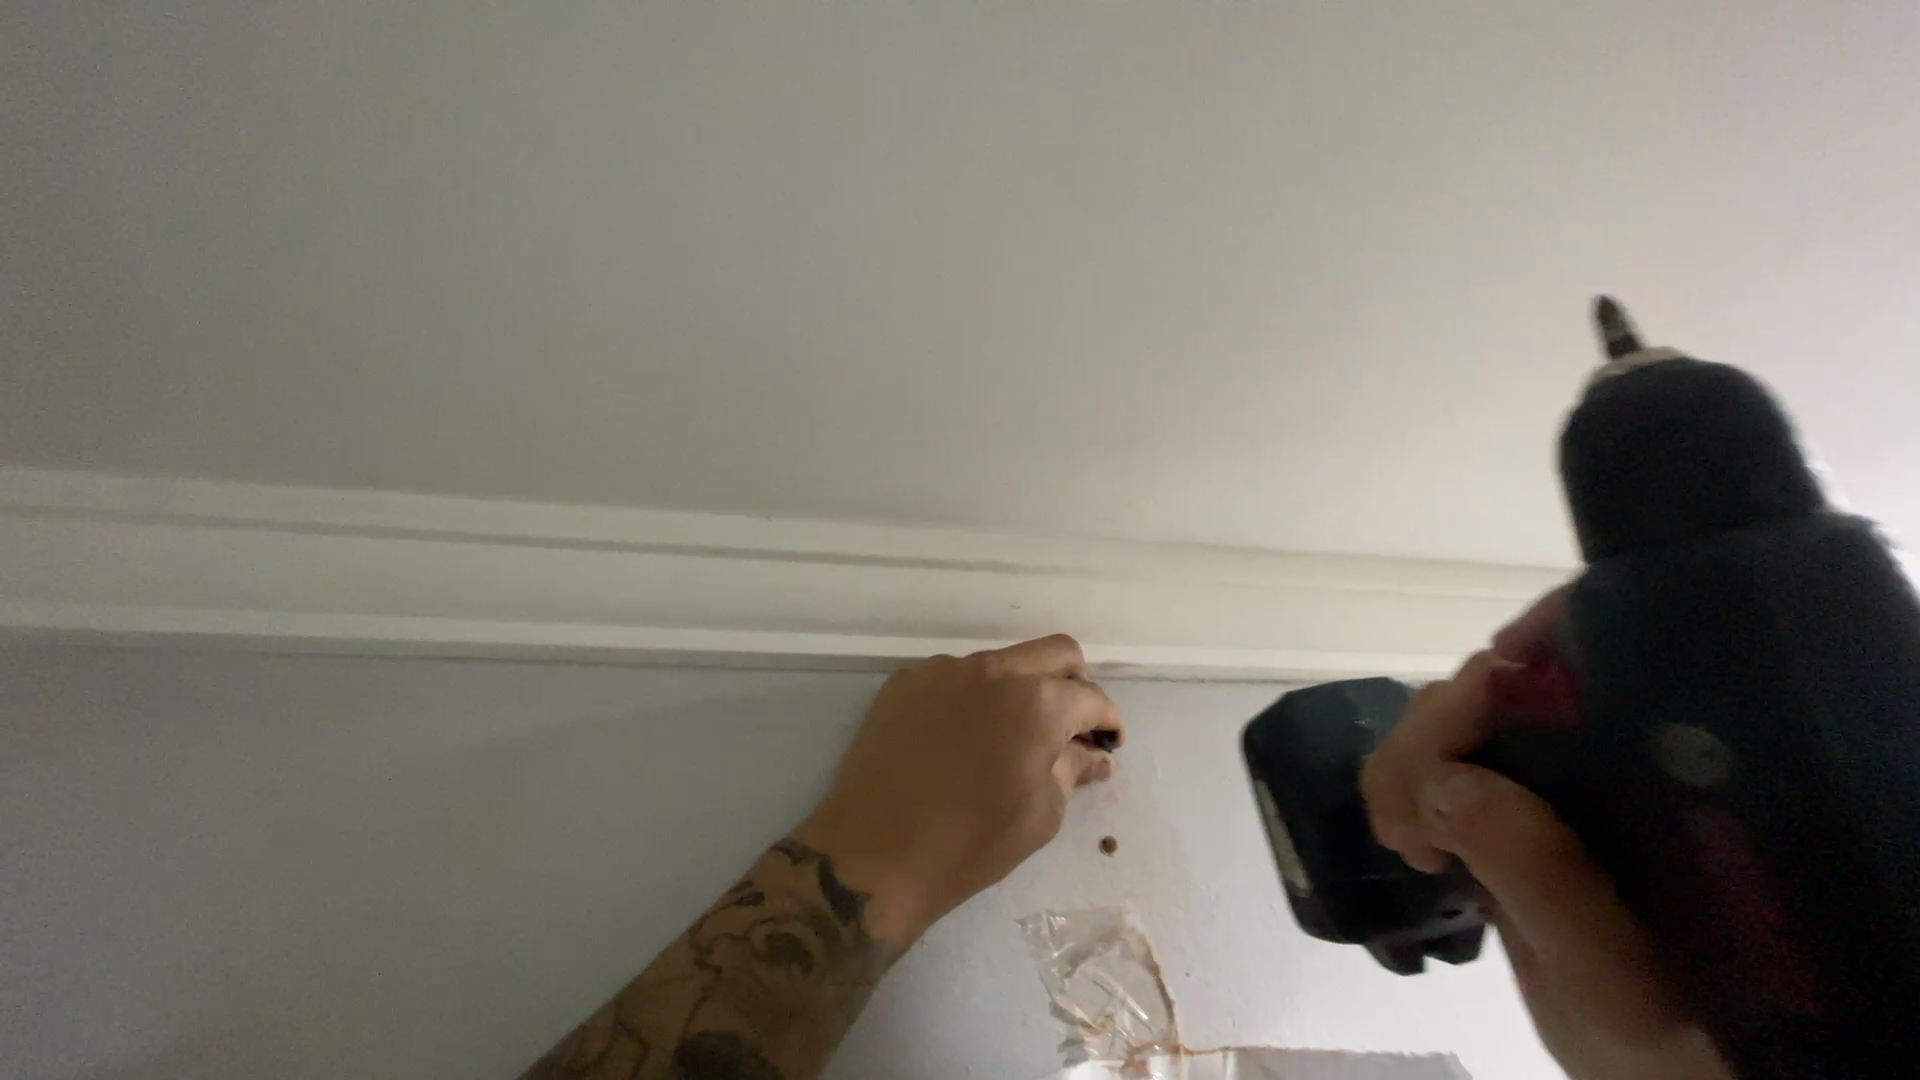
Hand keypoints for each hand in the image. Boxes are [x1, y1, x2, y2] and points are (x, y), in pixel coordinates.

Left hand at [793, 634, 1122, 944]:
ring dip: (1022, 689)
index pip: (1091, 696)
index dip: (1108, 721)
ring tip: (1012, 736)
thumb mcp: (1041, 813)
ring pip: (1003, 662)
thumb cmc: (971, 843)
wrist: (875, 853)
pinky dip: (974, 697)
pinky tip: (963, 737)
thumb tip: (1094, 753)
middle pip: (1056, 653)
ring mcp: (944, 669)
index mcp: (1037, 701)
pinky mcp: (906, 680)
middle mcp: (993, 670)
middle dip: (1076, 684)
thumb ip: (1074, 768)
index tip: (1108, 744)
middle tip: (1072, 726)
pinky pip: (956, 676)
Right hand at [1361, 589, 1729, 1079]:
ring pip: (1457, 715)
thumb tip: (1442, 780)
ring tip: (1406, 840)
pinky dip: (1402, 783)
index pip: (1604, 655)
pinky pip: (1437, 757)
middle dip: (1434, 736)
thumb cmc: (1674, 1038)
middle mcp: (1614, 754)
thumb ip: (1541, 877)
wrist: (1661, 1072)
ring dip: (1406, 763)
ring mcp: (1557, 773)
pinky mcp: (1512, 797)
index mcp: (1671, 776)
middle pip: (1504, 683)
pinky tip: (1409, 832)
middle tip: (1407, 826)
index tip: (1479, 693)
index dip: (1540, 641)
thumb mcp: (1612, 973)